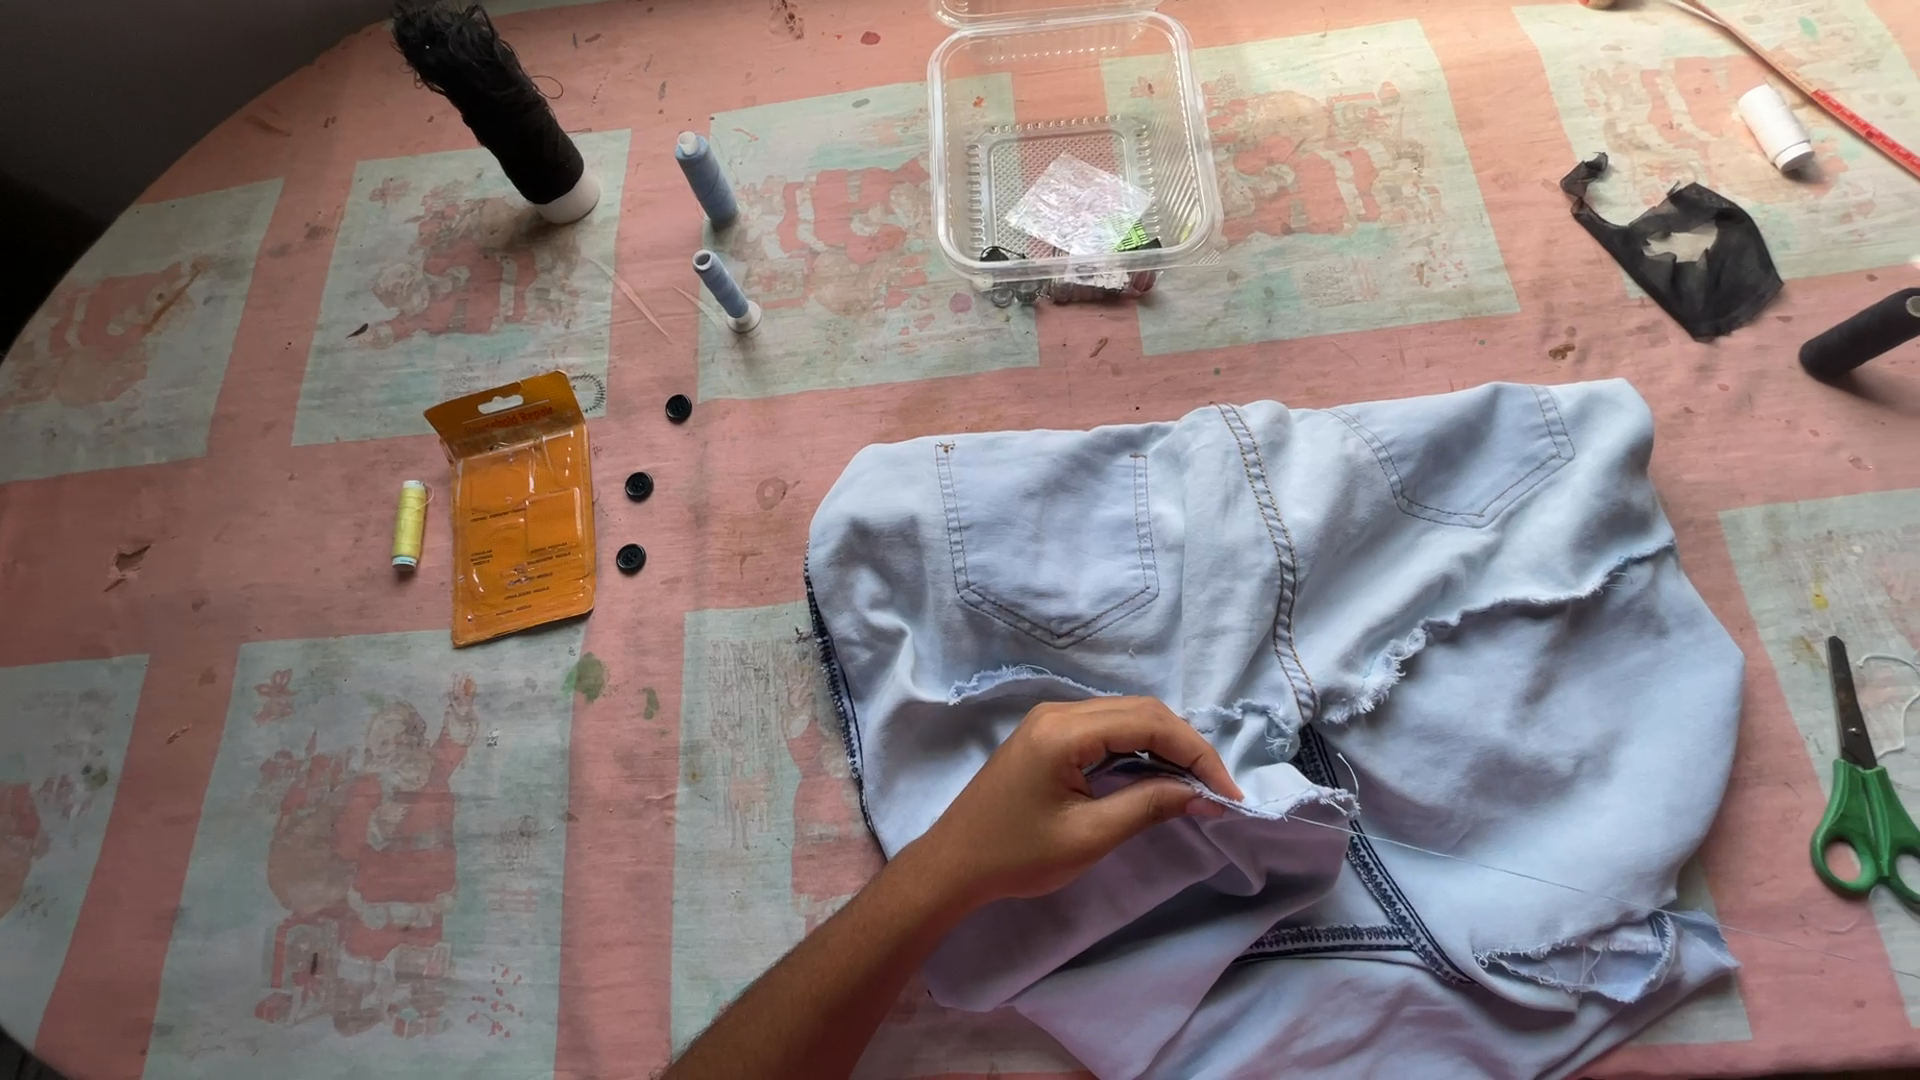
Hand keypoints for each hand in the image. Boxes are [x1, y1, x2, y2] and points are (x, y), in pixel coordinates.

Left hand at [905, 697, 1243, 909]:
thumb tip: (1203, 794)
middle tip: (1217, 789)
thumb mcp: (1089, 836)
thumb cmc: (1018, 855)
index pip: (1148, 722)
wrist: (955, 862)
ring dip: (1164, 743)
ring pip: (1125, 715)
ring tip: (1196, 783)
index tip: (1228, 792)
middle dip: (1185, 745)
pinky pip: (1105, 727)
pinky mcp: (1048, 733)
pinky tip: (1157, 773)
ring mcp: (1050, 719)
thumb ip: (1148, 805)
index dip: (1196, 753)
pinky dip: (1139, 745)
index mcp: (1063, 730)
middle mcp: (1058, 711)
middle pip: (1139, 710)